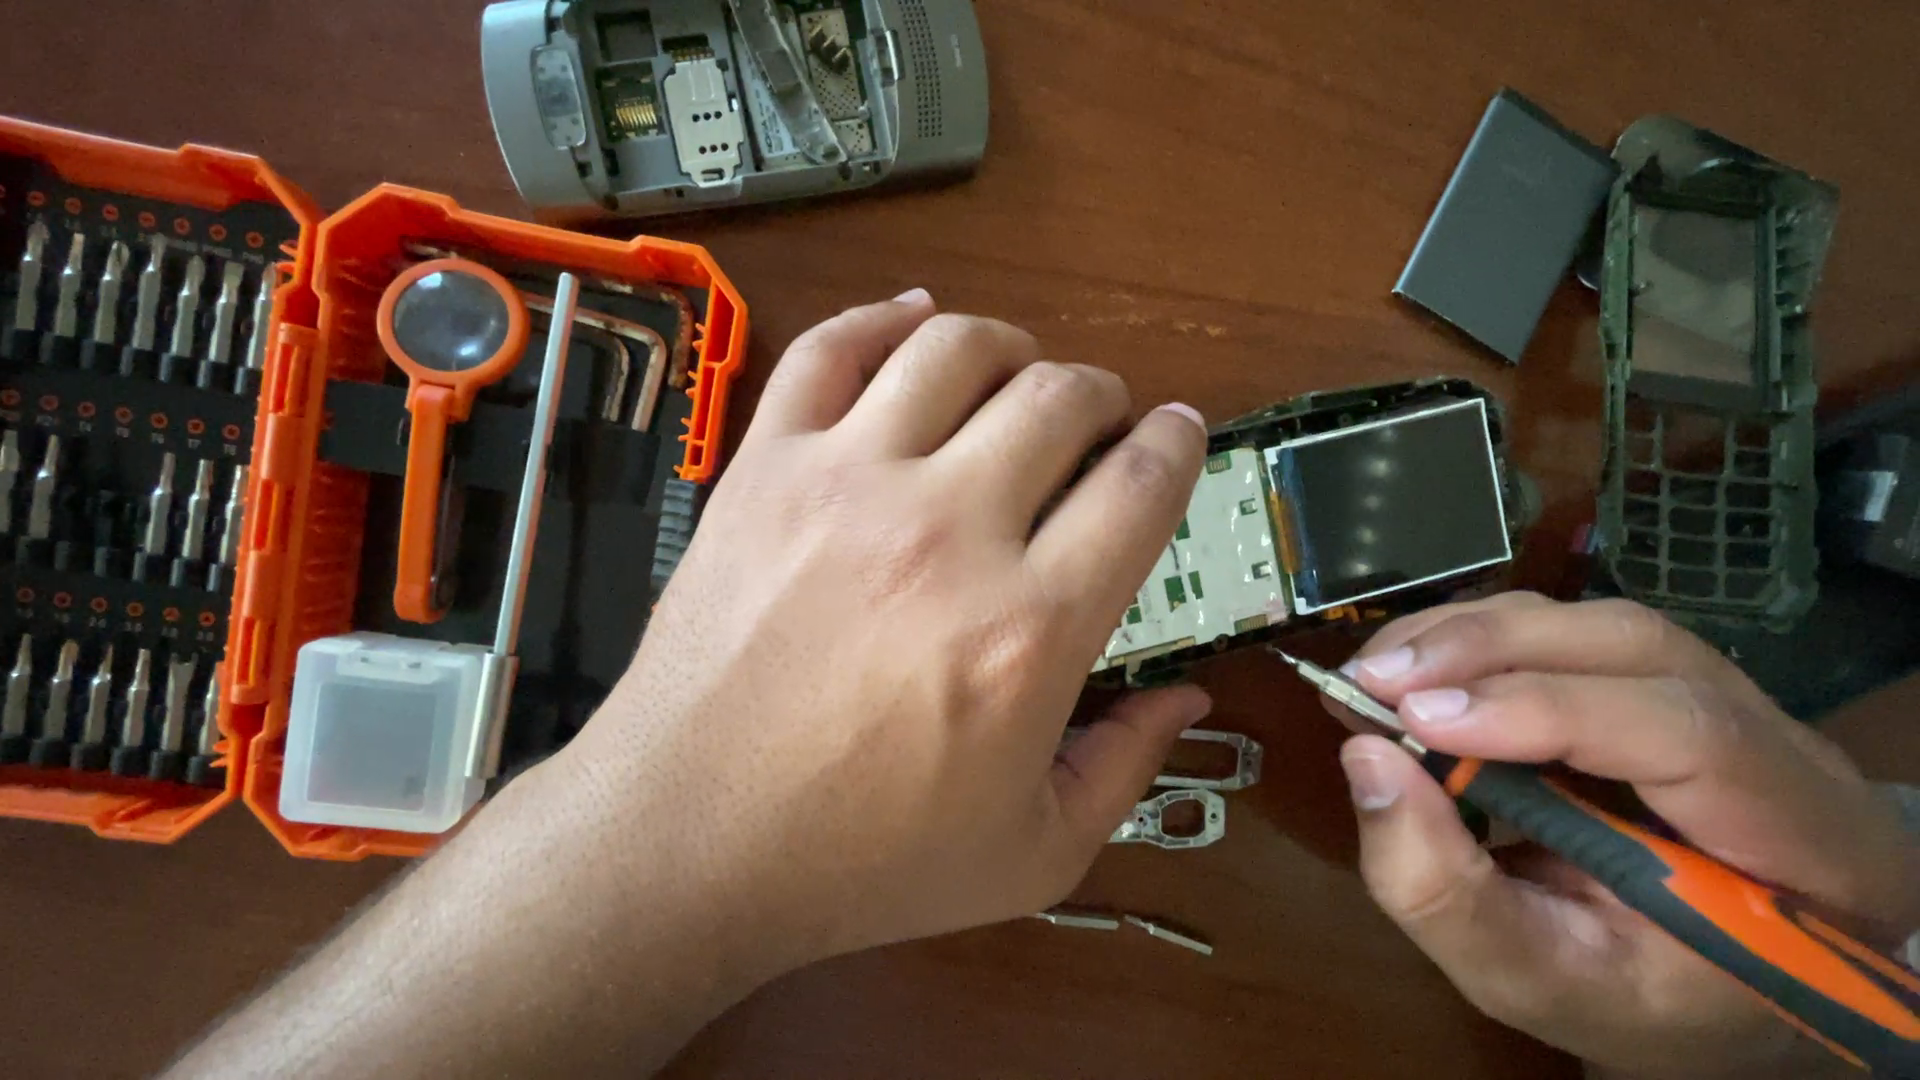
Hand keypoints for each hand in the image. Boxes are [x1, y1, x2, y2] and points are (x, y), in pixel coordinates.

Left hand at [166, 294, 1213, 1078]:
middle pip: (1060, 397)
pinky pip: (831, 349)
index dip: (1176, 443)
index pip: (1140, 484)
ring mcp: (846, 484)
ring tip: (1015, 373)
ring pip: (956, 349)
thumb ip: (1128, 764)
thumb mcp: (1033, 849)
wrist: (687, 838)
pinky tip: (913, 321)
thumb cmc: (863, 858)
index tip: (1177, 434)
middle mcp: (948, 531)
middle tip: (1095, 421)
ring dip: (1010, 346)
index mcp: (1029, 627)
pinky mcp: (765, 469)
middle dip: (1101, 396)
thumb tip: (1189, 692)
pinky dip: (883, 317)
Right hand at [1330, 593, 1919, 1079]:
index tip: (1414, 722)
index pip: (1687, 738)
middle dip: (1484, 649)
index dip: (1542, 712)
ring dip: (1461, 634)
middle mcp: (1771, 742)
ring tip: (1372, 674)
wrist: (1703, 981)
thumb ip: (1446, 893)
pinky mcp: (1640, 678)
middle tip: (1369, 680)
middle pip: (1630, 646)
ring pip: (1584, 622)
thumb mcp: (1534, 979)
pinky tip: (1406, 669)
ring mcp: (1708, 693)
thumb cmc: (1637, 995)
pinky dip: (1462, 636)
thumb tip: (1365, 758)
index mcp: (1798, 844)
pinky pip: (1552, 628)